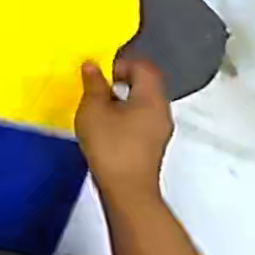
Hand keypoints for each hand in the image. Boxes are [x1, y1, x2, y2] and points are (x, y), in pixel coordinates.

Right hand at [75, 51, 174, 203]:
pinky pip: (140, 117)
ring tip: (96, 106)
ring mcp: (159, 130)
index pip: (144, 68)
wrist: (126, 190)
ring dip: (120, 97)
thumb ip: (94, 84)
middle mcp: (161, 112)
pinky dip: (123, 114)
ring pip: (142, 101)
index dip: (121, 64)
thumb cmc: (110, 145)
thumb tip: (93, 66)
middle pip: (146, 84)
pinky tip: (104, 125)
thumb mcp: (93, 109)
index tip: (100, 74)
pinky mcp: (151, 144)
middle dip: (119, 80)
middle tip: (95, 87)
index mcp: (151, 99)